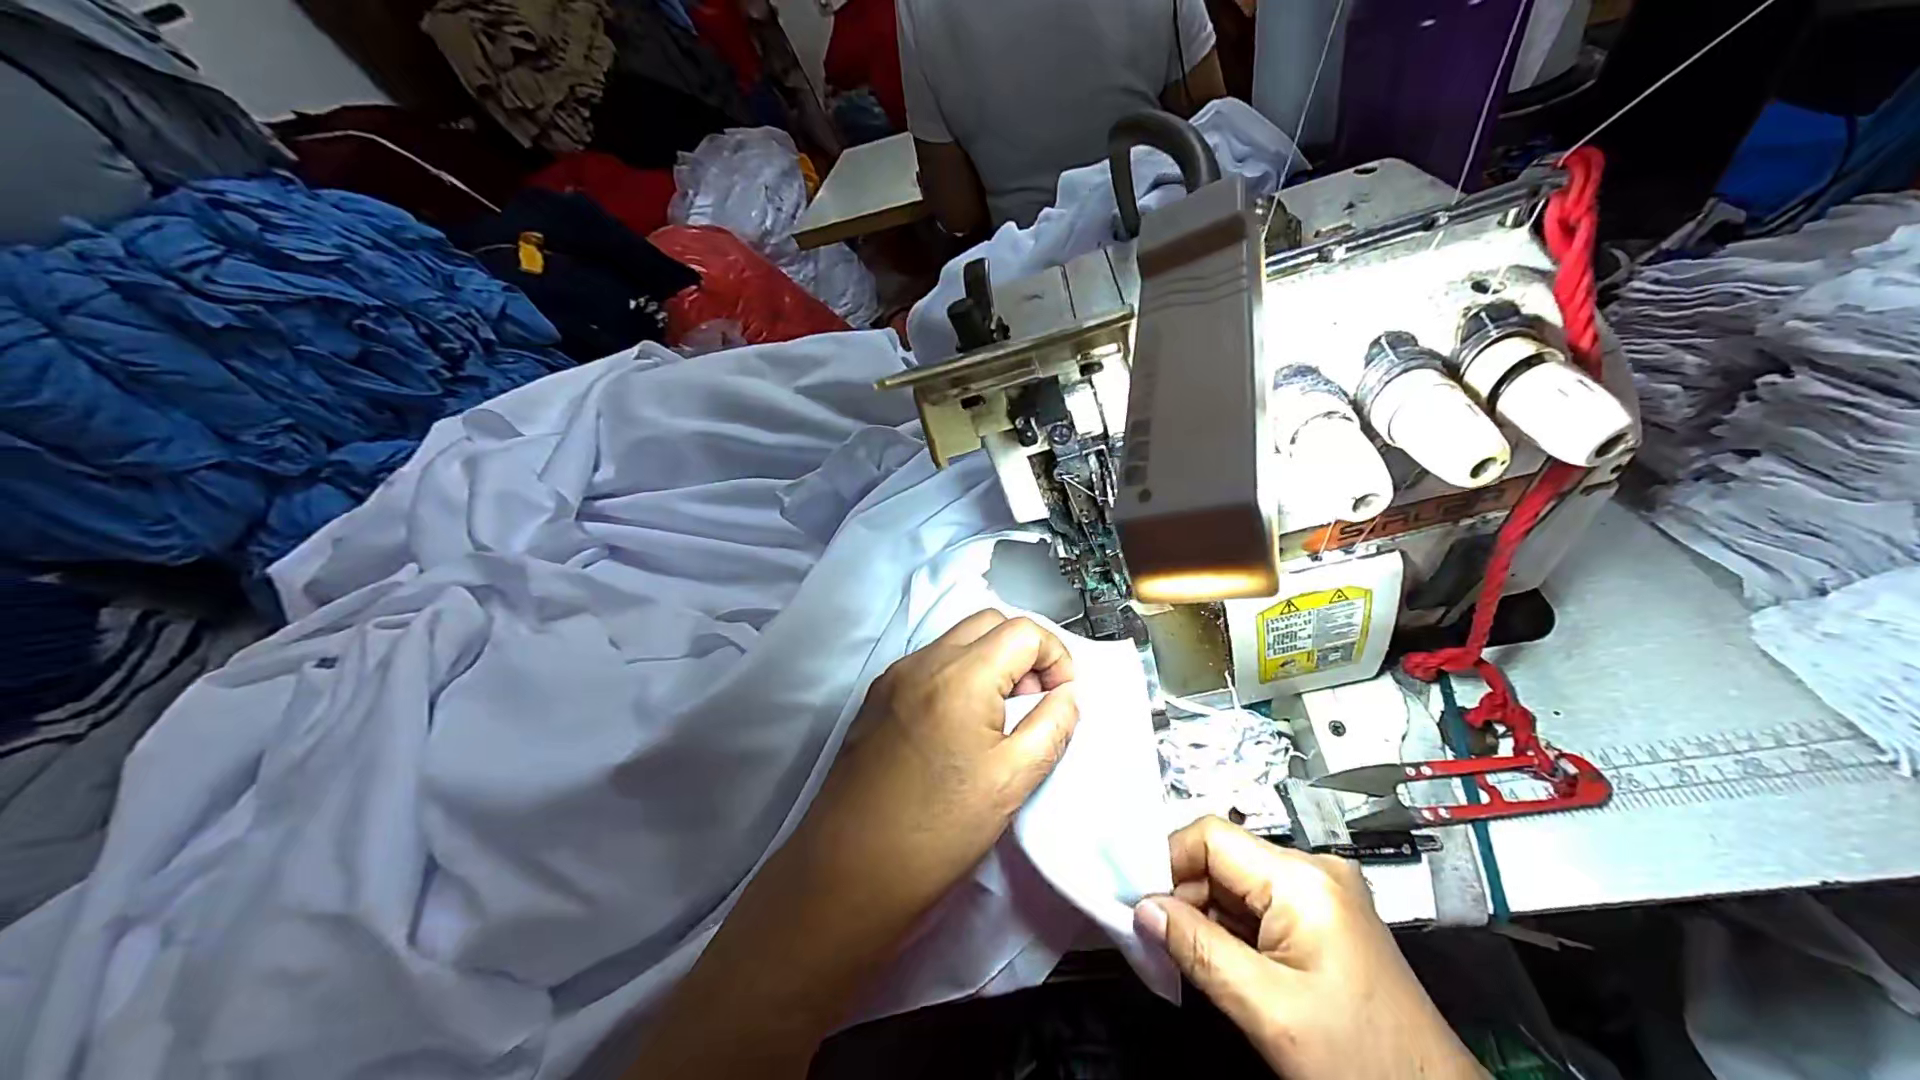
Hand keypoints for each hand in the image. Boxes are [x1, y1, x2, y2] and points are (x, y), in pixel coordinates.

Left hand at [788, 610, 1079, 922]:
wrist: (850, 871)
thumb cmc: (936, 832)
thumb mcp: (1012, 780)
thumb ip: (1052, 726)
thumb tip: (1067, 695)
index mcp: (959, 676)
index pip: (1024, 631)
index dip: (1055, 657)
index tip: (1060, 697)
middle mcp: (921, 662)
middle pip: (989, 622)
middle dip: (1023, 650)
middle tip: (1033, 701)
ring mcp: (893, 677)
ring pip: (956, 639)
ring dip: (990, 661)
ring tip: (999, 718)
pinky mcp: (876, 697)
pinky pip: (929, 663)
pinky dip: (957, 675)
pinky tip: (961, 726)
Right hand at [1134, 817, 1484, 1079]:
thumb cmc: (1364, 1064)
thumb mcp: (1267, 1008)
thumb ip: (1197, 950)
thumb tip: (1143, 909)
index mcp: (1303, 880)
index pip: (1210, 837)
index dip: (1166, 863)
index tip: (1138, 904)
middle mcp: (1314, 873)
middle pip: (1221, 859)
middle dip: (1183, 895)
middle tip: (1155, 940)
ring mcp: (1321, 896)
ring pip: (1235, 885)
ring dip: (1203, 917)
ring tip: (1182, 958)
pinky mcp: (1322, 920)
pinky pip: (1257, 908)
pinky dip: (1228, 931)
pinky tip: (1216, 963)